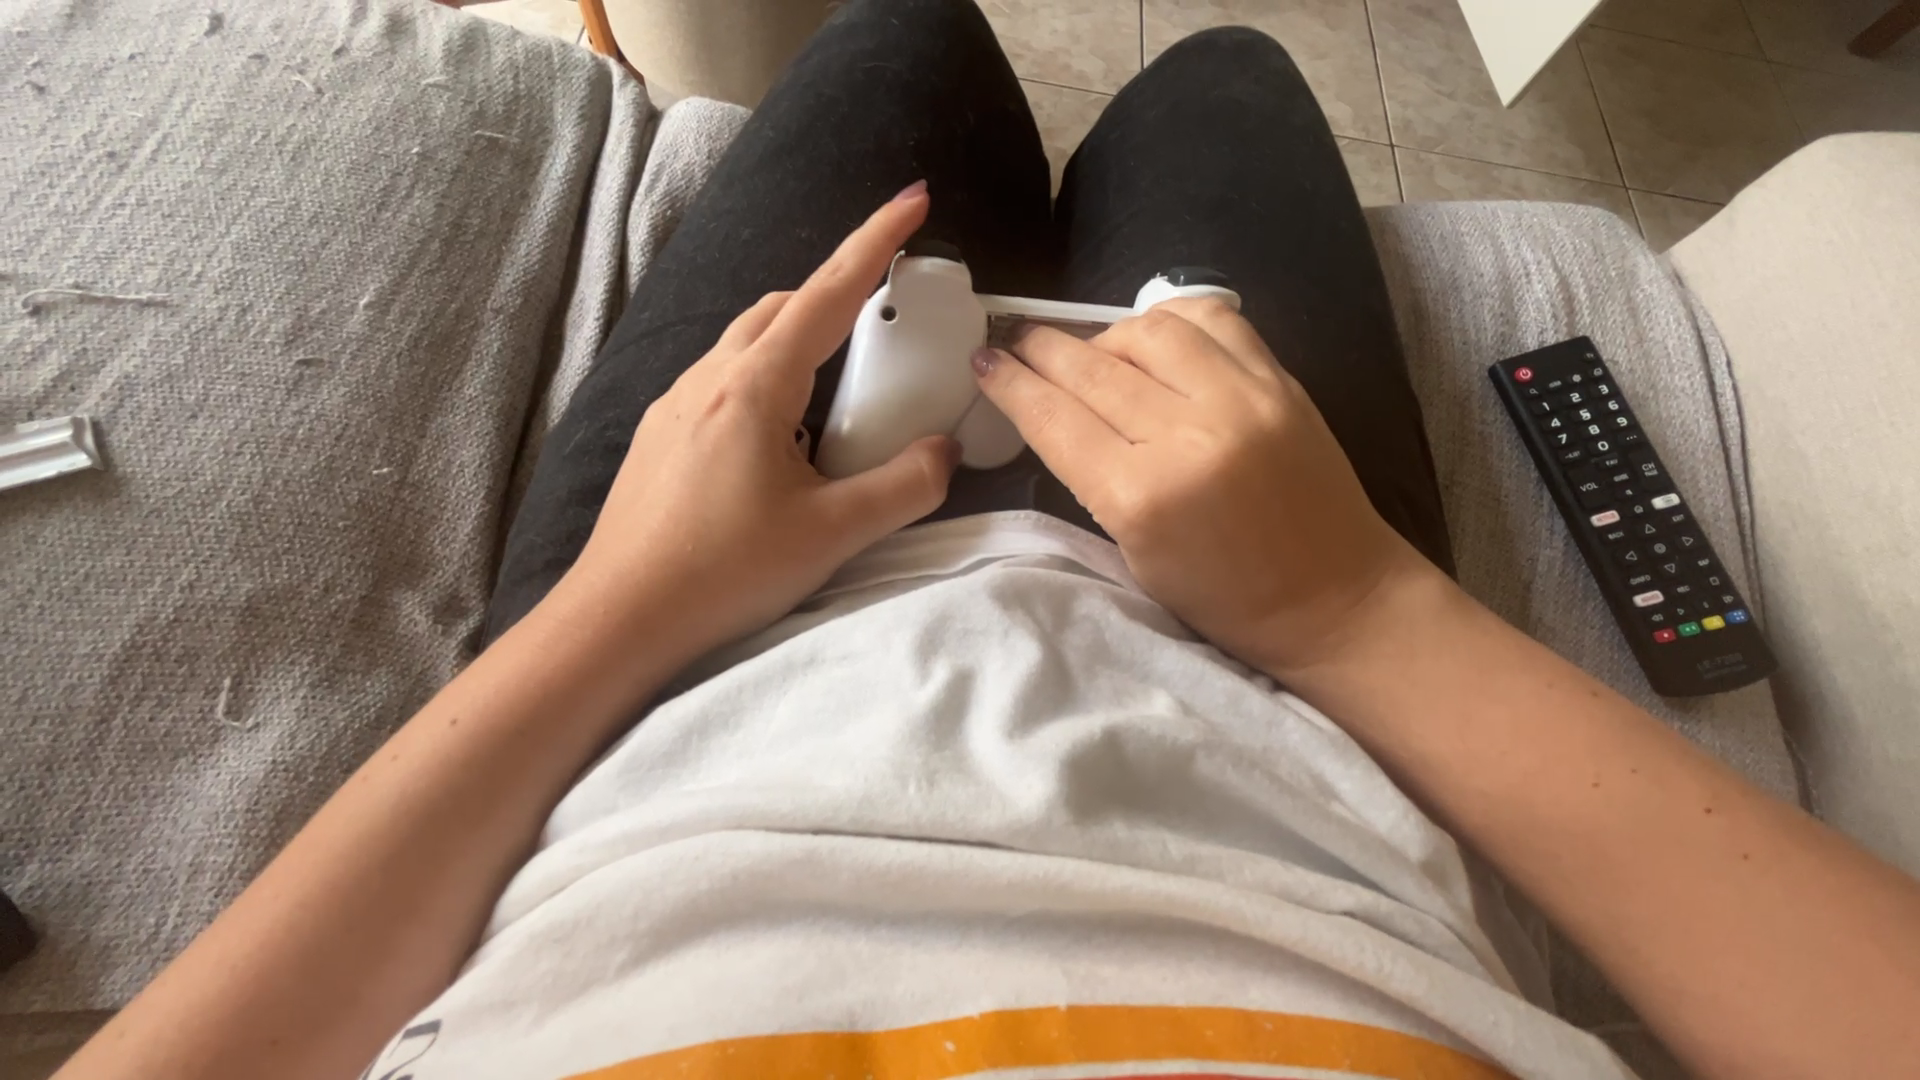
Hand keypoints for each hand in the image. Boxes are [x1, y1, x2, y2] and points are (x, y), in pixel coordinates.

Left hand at [552, 183, 958, 667]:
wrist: (620, 618)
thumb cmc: (725, 571)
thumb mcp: (834, 532)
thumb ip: (906, 486)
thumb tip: (944, 452)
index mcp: (754, 386)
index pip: (826, 293)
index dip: (875, 242)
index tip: (912, 200)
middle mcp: (707, 379)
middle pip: (779, 308)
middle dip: (834, 297)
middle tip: (878, 325)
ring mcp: (673, 406)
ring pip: (746, 346)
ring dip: (798, 346)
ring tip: (835, 398)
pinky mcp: (660, 438)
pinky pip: (722, 385)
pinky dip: (765, 385)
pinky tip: (779, 444)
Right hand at [971, 299, 1441, 676]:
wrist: (1335, 598)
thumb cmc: (1224, 599)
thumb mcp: (1135, 553)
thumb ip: (1093, 479)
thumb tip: (1059, 416)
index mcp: (1141, 496)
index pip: (1055, 420)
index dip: (1011, 385)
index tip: (984, 359)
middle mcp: (1187, 435)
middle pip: (1091, 370)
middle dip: (1042, 350)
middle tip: (1015, 339)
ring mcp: (1242, 398)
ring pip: (1147, 332)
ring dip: (1104, 336)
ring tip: (1092, 354)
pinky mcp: (1281, 381)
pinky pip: (1212, 320)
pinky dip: (1170, 319)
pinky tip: (1155, 336)